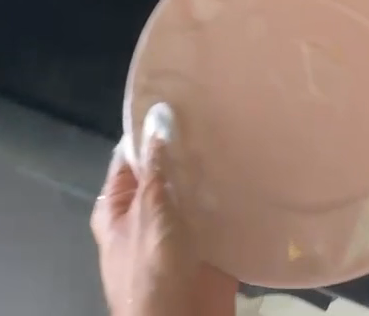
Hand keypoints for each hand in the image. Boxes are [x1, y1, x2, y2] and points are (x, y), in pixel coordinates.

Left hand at [90, 104, 236, 315]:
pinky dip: (229, 194)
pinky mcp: (205, 244)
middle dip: (187, 148)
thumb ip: (156, 166)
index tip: (177, 99)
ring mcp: (176, 231)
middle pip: (166, 172)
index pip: (131, 158)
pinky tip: (250, 169)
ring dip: (211, 171)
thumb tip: (157, 118)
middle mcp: (145, 216)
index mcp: (118, 210)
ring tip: (239, 132)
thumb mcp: (150, 211)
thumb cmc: (153, 270)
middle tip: (217, 111)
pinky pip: (217, 211)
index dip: (149, 131)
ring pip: (193, 190)